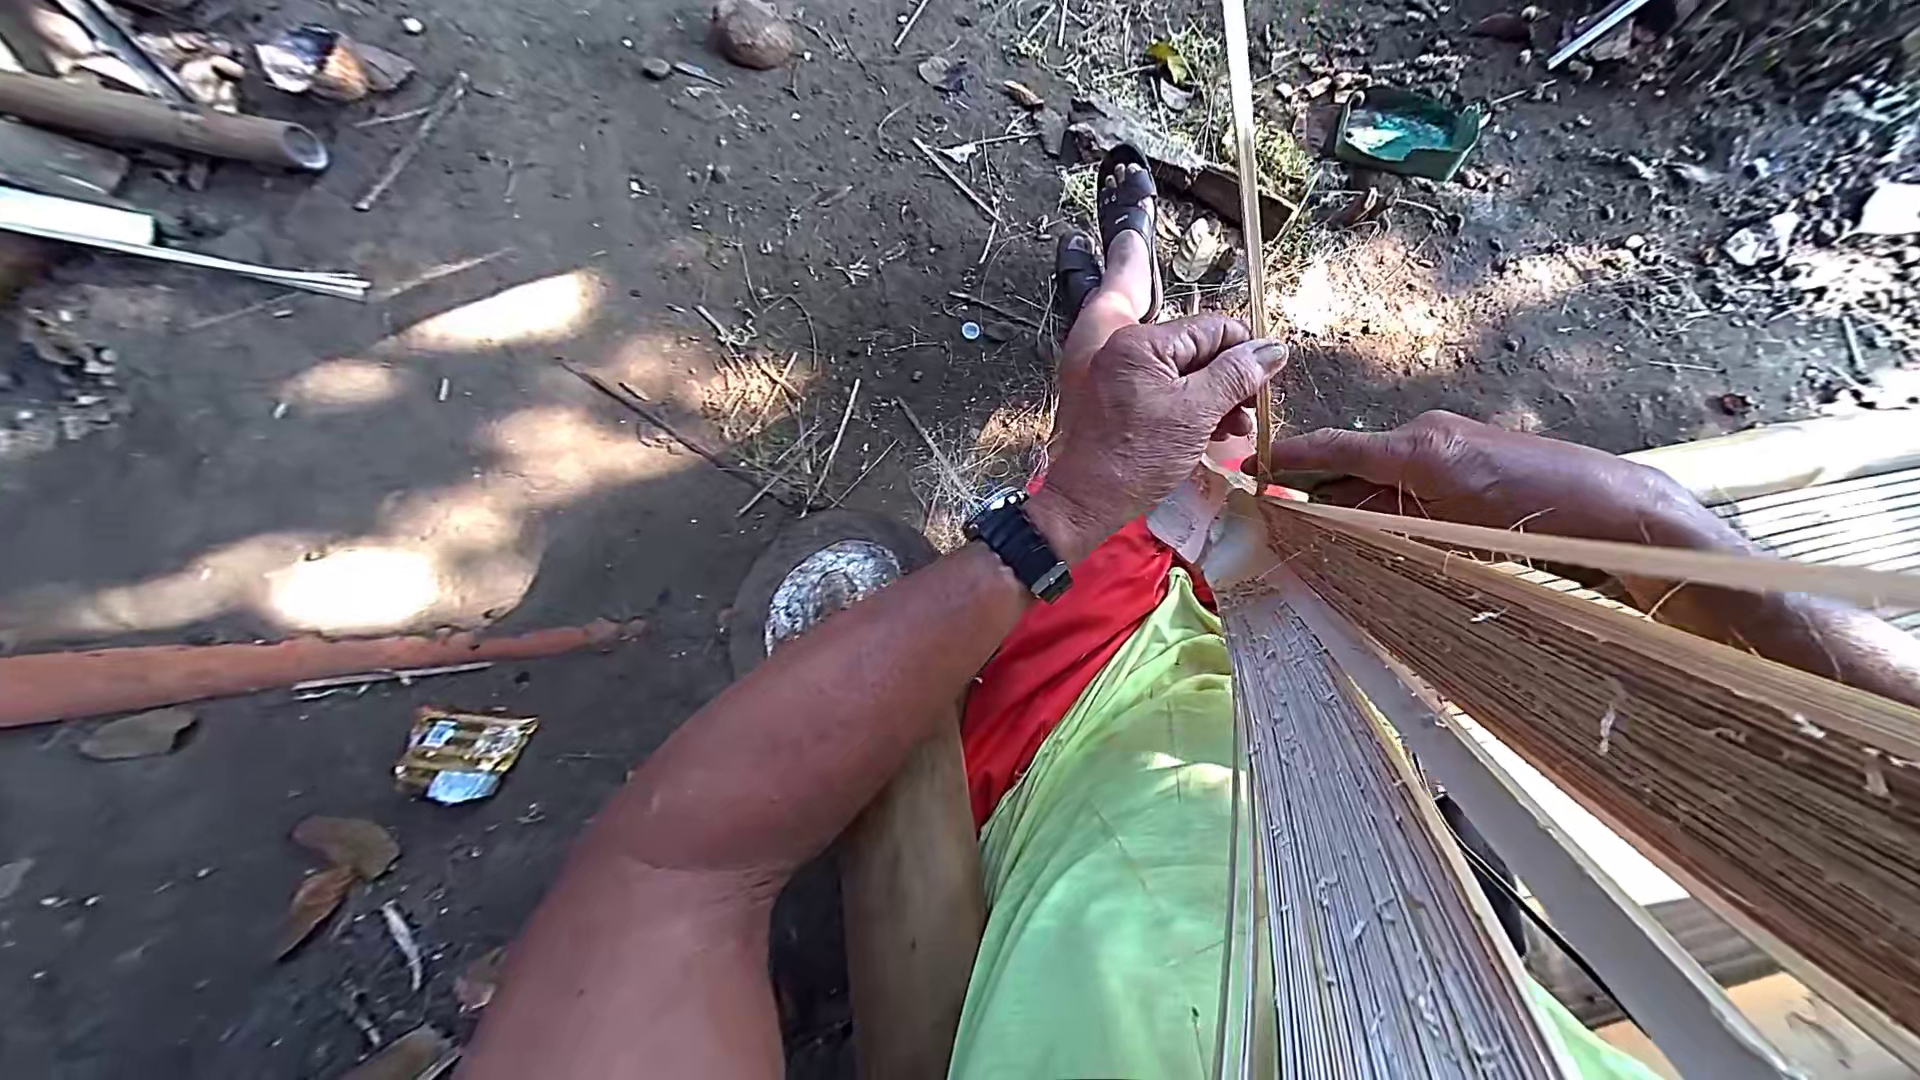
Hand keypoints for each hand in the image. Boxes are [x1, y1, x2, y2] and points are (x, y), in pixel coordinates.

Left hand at [1028, 314, 1288, 562]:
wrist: (1086, 502)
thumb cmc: (1137, 458)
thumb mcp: (1197, 413)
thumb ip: (1237, 375)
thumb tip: (1273, 349)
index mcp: (1140, 342)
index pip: (1213, 327)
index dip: (1246, 353)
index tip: (1262, 386)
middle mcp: (1122, 349)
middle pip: (1196, 350)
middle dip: (1228, 381)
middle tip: (1246, 414)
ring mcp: (1114, 375)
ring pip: (1180, 374)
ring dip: (1212, 399)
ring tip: (1230, 431)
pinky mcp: (1112, 401)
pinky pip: (1159, 392)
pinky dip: (1185, 410)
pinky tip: (1205, 434)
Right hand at [1260, 410, 1739, 549]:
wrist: (1622, 509)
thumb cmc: (1536, 517)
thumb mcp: (1444, 526)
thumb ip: (1377, 516)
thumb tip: (1326, 515)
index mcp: (1415, 446)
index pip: (1333, 447)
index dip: (1287, 456)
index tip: (1250, 464)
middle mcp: (1423, 434)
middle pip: (1348, 461)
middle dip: (1311, 485)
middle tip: (1279, 513)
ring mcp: (1443, 443)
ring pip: (1373, 472)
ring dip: (1345, 498)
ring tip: (1319, 527)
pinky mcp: (1459, 457)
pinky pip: (1399, 475)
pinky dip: (1376, 497)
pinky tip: (1371, 522)